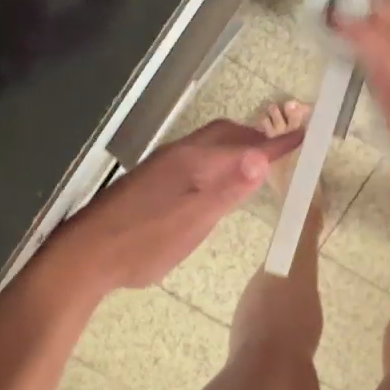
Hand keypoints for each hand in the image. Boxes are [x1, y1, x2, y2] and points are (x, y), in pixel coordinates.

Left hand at [48, 119, 301, 292]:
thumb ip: (228, 190)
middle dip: (255, 138)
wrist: (85, 255)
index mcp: (194, 162)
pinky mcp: (152, 179)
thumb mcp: (193, 223)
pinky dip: (218, 159)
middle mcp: (179, 154)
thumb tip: (263, 156)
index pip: (245, 145)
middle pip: (225, 134)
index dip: (276, 144)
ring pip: (208, 144)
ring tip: (254, 167)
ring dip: (236, 147)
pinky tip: (216, 183)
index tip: (305, 137)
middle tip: (280, 154)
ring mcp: (162, 165)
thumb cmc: (144, 243)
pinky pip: (196, 156)